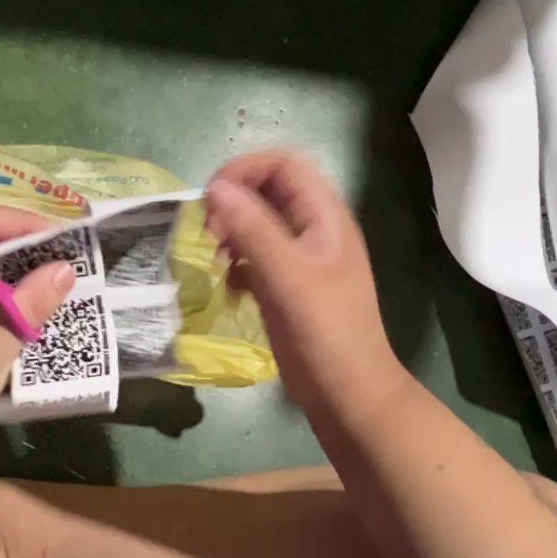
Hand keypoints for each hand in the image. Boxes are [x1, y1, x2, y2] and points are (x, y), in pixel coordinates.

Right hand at [205, 150, 408, 419]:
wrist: (347, 393)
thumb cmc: (325, 332)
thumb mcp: (288, 276)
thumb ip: (253, 229)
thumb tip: (215, 189)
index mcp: (324, 217)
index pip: (283, 164)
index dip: (244, 170)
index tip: (210, 198)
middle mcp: (312, 232)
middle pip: (267, 192)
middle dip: (233, 204)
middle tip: (209, 234)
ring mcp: (299, 262)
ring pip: (257, 227)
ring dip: (231, 235)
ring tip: (216, 260)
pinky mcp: (286, 290)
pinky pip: (255, 261)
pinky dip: (236, 265)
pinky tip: (229, 287)